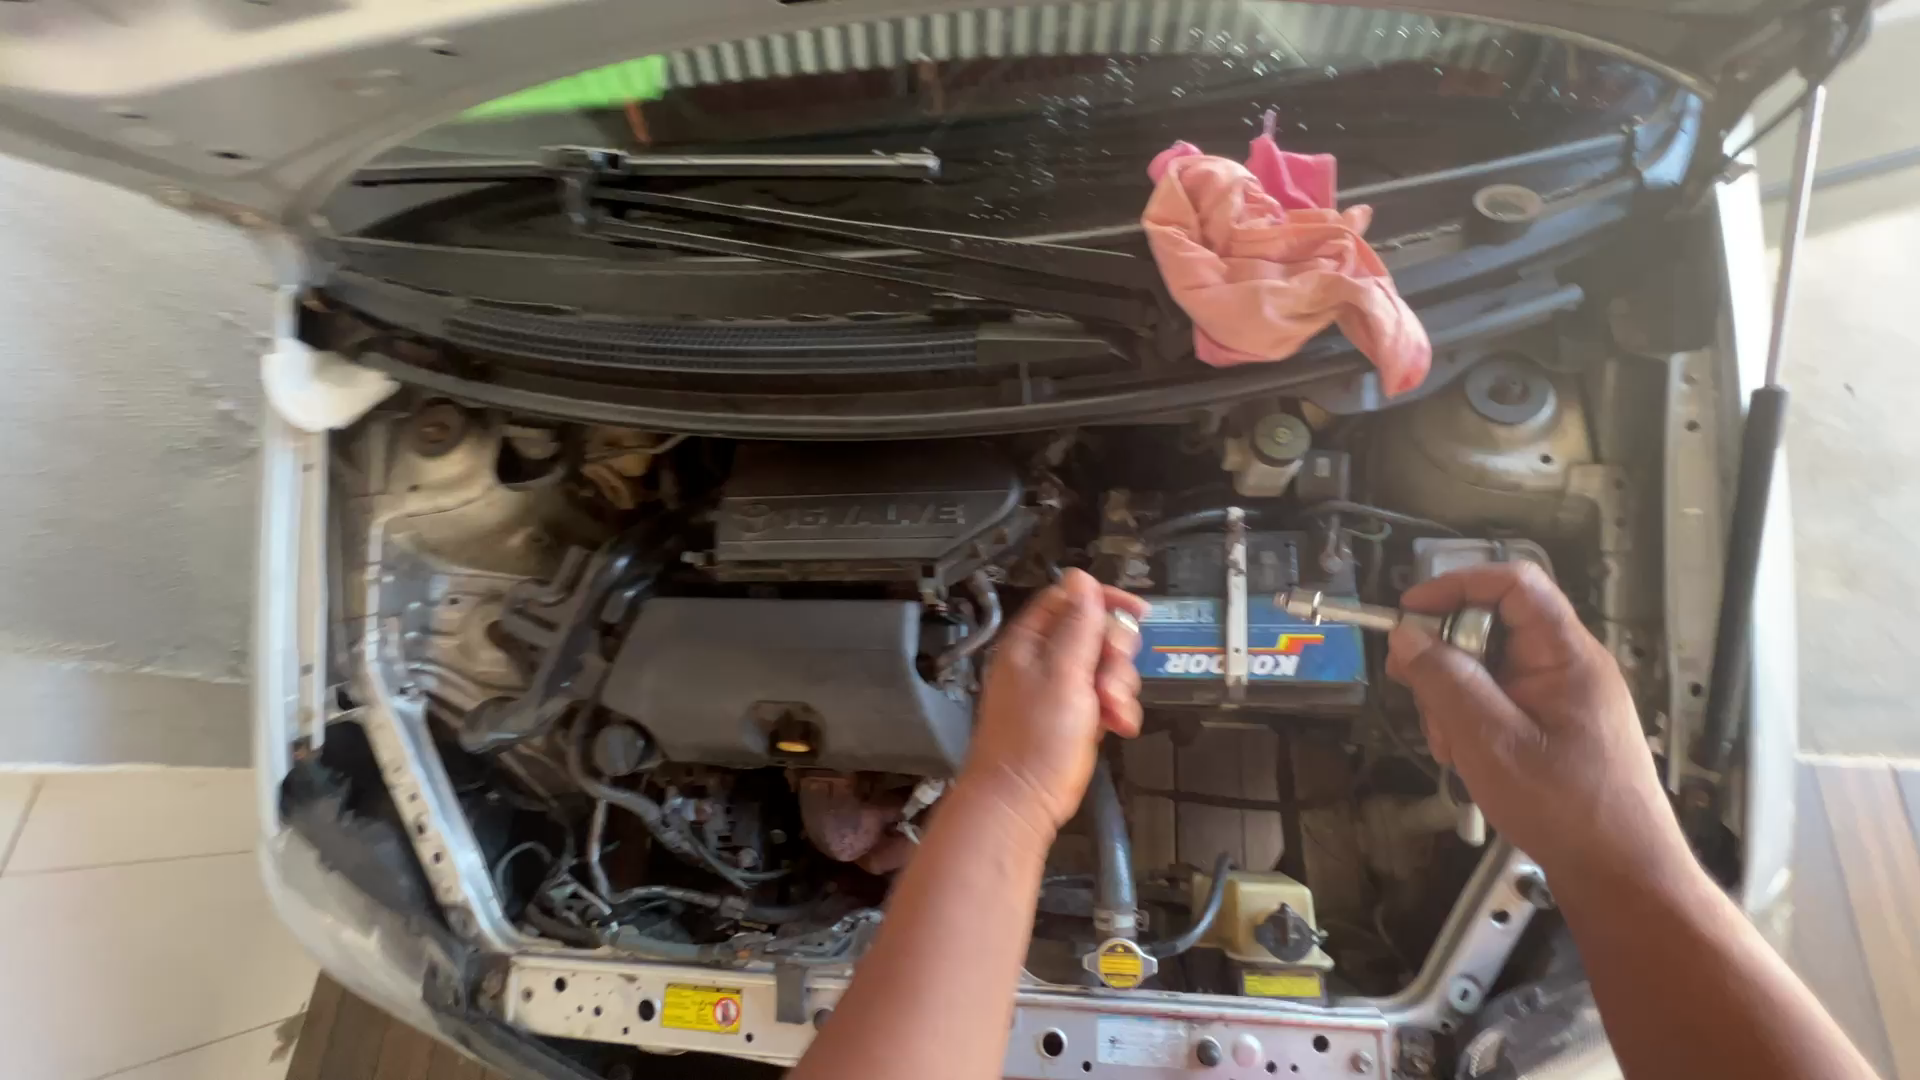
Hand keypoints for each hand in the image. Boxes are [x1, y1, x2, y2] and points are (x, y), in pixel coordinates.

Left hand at [964, 569, 1148, 837]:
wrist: (1022, 800)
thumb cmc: (1033, 738)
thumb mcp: (1063, 673)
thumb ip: (1077, 625)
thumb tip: (1081, 578)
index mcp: (1031, 639)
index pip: (1072, 597)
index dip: (1105, 600)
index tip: (1137, 612)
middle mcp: (1044, 658)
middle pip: (1095, 631)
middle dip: (1115, 653)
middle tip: (1110, 677)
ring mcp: (1059, 686)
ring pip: (1106, 665)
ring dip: (1119, 686)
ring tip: (1111, 709)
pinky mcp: (1074, 713)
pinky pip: (1107, 696)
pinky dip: (1118, 708)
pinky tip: (1117, 724)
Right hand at [1386, 562, 1691, 888]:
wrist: (1620, 876)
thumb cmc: (1562, 806)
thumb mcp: (1490, 739)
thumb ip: (1444, 680)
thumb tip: (1405, 633)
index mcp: (1566, 656)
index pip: (1514, 585)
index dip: (1456, 585)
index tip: (1408, 612)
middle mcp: (1563, 665)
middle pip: (1487, 625)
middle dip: (1441, 655)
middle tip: (1412, 689)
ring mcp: (1555, 694)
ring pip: (1481, 663)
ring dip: (1447, 694)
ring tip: (1447, 741)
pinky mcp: (1546, 720)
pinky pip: (1490, 695)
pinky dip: (1463, 715)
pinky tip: (1460, 751)